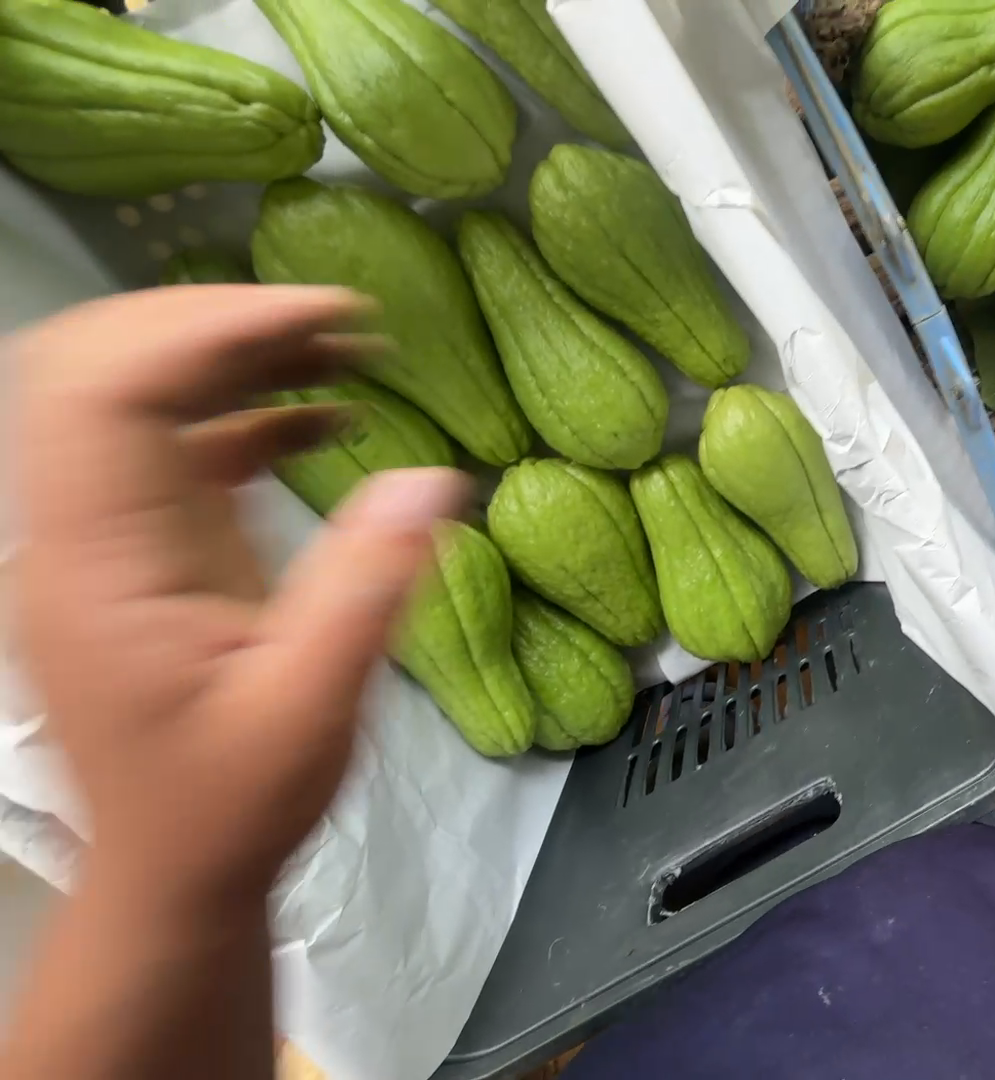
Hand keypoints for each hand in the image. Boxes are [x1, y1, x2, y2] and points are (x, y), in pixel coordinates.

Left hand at [5, 286, 468, 913]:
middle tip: (345, 320)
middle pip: (102, 371)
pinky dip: (255, 415)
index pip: (112, 392)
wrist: (182, 858)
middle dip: (220, 323)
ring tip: (353, 350)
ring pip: (141, 400)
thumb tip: (438, 478)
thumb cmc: (241, 790)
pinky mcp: (149, 552)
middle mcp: (79, 531)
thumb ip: (371, 584)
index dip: (214, 330)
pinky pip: (183, 451)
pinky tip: (331, 418)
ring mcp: (108, 538)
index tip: (333, 312)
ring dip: (242, 359)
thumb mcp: (315, 696)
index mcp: (99, 560)